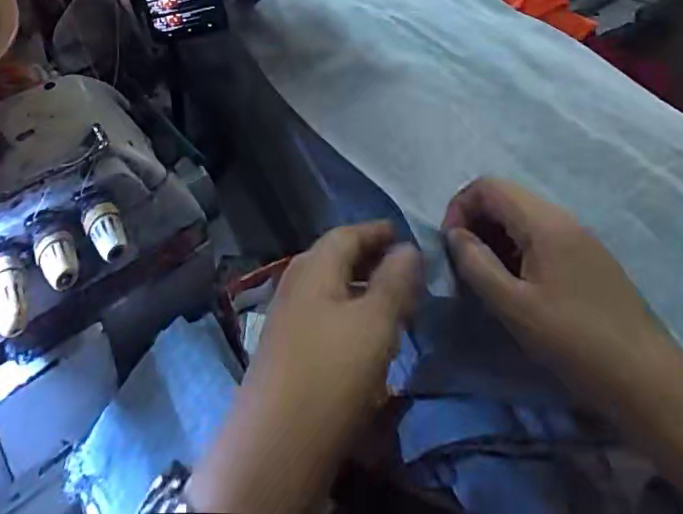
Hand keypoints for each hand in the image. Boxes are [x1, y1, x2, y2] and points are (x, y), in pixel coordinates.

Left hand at [189, 222, 420, 513]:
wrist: (274, 449)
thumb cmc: (331, 373)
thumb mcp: (375, 323)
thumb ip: (395, 281)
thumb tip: (408, 248)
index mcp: (313, 267)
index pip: (347, 234)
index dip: (377, 232)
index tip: (404, 234)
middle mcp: (295, 285)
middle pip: (336, 260)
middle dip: (371, 260)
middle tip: (405, 269)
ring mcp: (287, 320)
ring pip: (331, 291)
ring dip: (362, 290)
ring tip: (394, 304)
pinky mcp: (288, 354)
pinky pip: (325, 318)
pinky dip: (350, 317)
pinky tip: (368, 340)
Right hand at [446, 180, 682, 513]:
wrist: (646, 380)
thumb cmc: (573, 342)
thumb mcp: (513, 307)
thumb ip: (476, 264)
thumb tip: (455, 235)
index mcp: (545, 221)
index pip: (488, 185)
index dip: (460, 207)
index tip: (450, 245)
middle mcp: (564, 217)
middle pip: (507, 195)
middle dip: (476, 219)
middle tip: (465, 262)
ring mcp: (581, 236)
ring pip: (525, 215)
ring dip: (497, 234)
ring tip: (487, 276)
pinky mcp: (590, 257)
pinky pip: (544, 234)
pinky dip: (519, 246)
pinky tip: (519, 283)